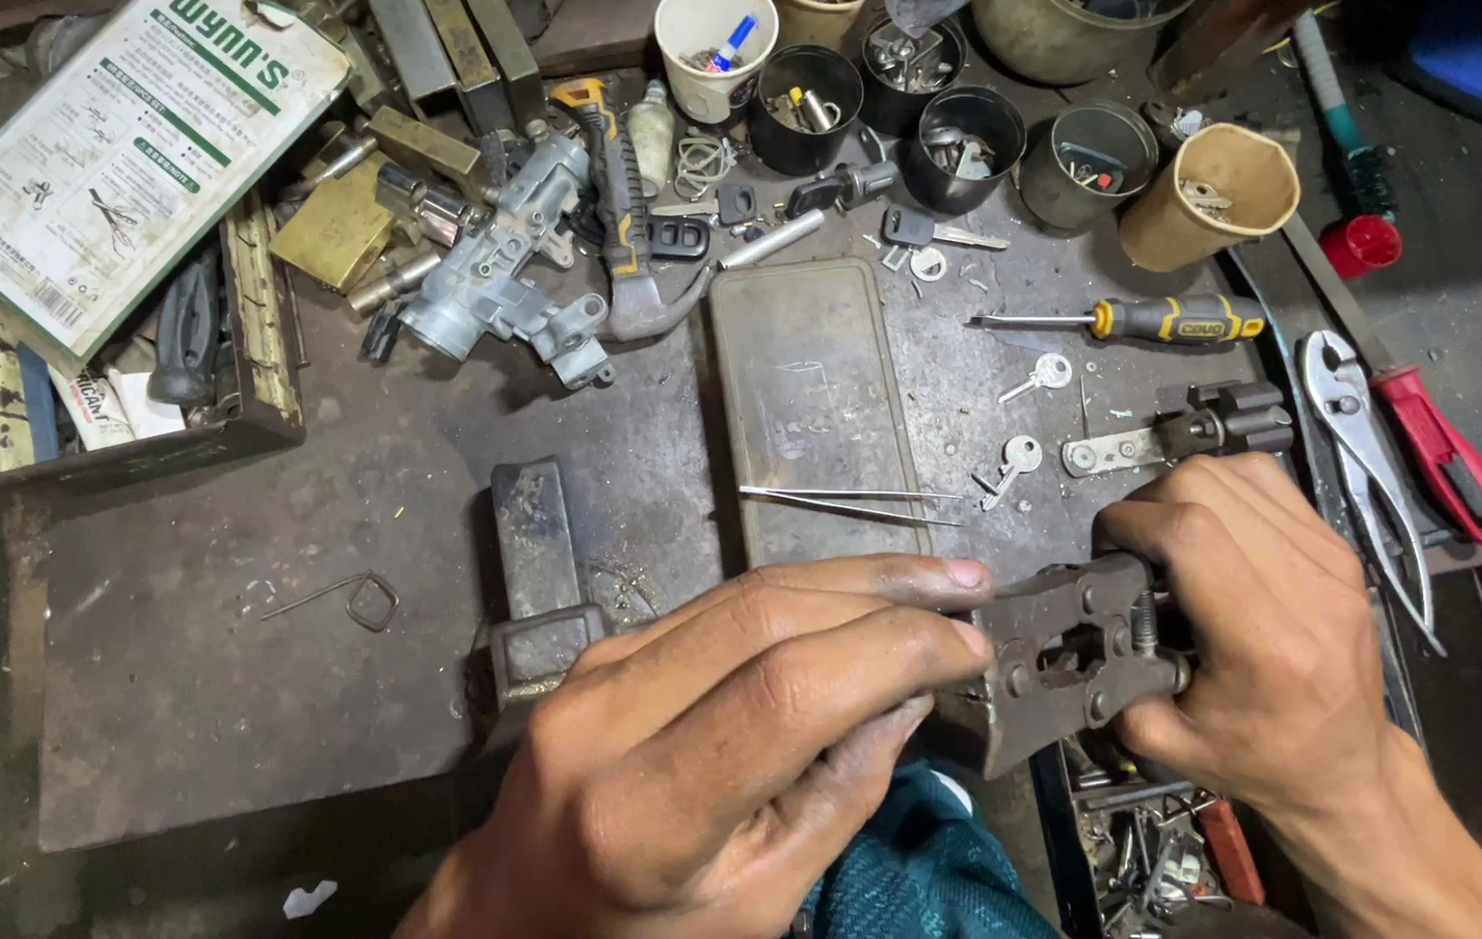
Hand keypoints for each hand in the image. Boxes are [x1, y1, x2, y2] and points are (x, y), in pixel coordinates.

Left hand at [395, 555, 995, 938]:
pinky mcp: (606, 646)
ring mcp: (598, 667)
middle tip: (967, 590)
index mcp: (640, 813)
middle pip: (763, 616)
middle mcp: (606, 716)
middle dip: (880, 592)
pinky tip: (853, 590)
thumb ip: (834, 796)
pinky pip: (715, 603)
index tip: (968, 646)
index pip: (783, 693)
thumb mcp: (754, 906)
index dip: (889, 653)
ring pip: (741, 591)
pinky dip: (797, 591)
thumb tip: (904, 695)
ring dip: (846, 575)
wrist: (513, 907)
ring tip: (931, 576)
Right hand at [1096, 453, 1391, 824]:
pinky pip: (1262, 478)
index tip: (1107, 549)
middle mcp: (1308, 590)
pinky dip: (1218, 487)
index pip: (1188, 532)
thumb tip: (1076, 617)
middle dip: (1145, 503)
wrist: (1348, 770)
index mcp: (1265, 643)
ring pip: (1230, 471)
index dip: (1128, 523)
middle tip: (1132, 544)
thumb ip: (1110, 680)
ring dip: (1179, 491)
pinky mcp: (1338, 547)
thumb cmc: (1258, 756)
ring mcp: (1330, 560)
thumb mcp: (1164, 740)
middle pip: (1203, 486)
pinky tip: (1205, 522)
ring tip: (1165, 533)